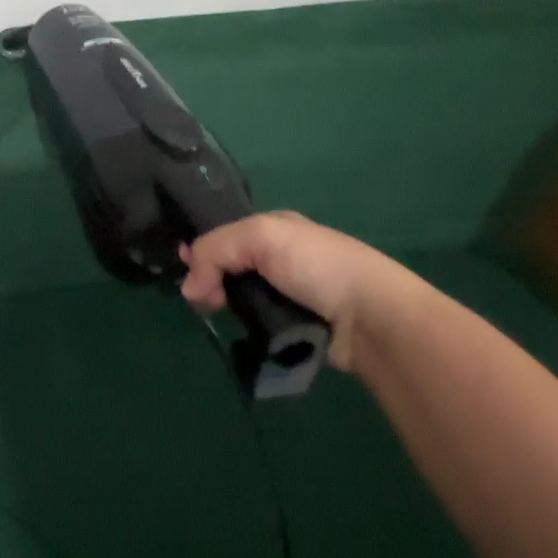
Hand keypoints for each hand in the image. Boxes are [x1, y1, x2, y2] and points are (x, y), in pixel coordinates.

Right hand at [178, 211, 428, 369]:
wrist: (372, 317)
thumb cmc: (317, 266)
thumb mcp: (260, 237)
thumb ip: (215, 250)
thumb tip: (190, 287)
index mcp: (277, 228)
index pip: (225, 232)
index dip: (201, 247)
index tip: (184, 266)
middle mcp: (283, 257)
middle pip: (228, 265)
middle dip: (208, 278)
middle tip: (202, 297)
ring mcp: (291, 293)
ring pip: (240, 296)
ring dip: (225, 304)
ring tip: (218, 314)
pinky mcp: (296, 325)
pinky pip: (257, 322)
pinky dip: (245, 326)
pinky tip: (240, 329)